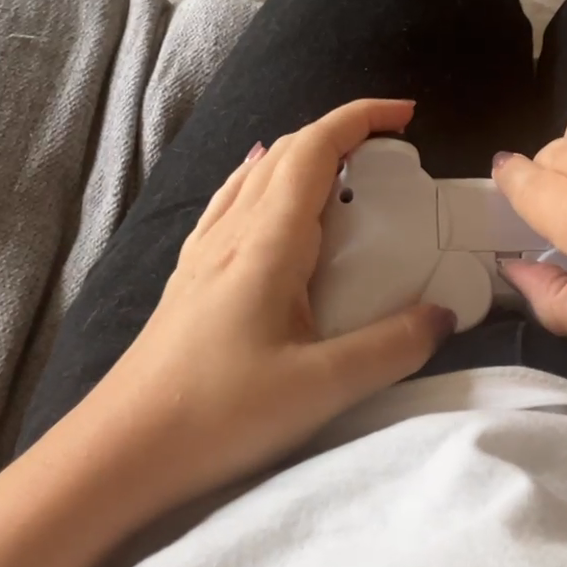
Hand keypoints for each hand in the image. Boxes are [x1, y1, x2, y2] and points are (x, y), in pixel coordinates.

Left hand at [51, 99, 455, 509]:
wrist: (122, 450)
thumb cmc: (219, 414)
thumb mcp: (322, 387)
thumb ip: (392, 347)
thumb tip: (444, 315)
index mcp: (266, 243)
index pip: (314, 149)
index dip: (361, 118)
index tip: (407, 116)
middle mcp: (231, 234)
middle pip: (285, 154)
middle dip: (341, 136)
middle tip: (390, 160)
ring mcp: (202, 254)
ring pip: (255, 177)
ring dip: (303, 160)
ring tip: (344, 181)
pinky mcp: (189, 280)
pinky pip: (231, 207)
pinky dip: (265, 186)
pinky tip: (271, 212)